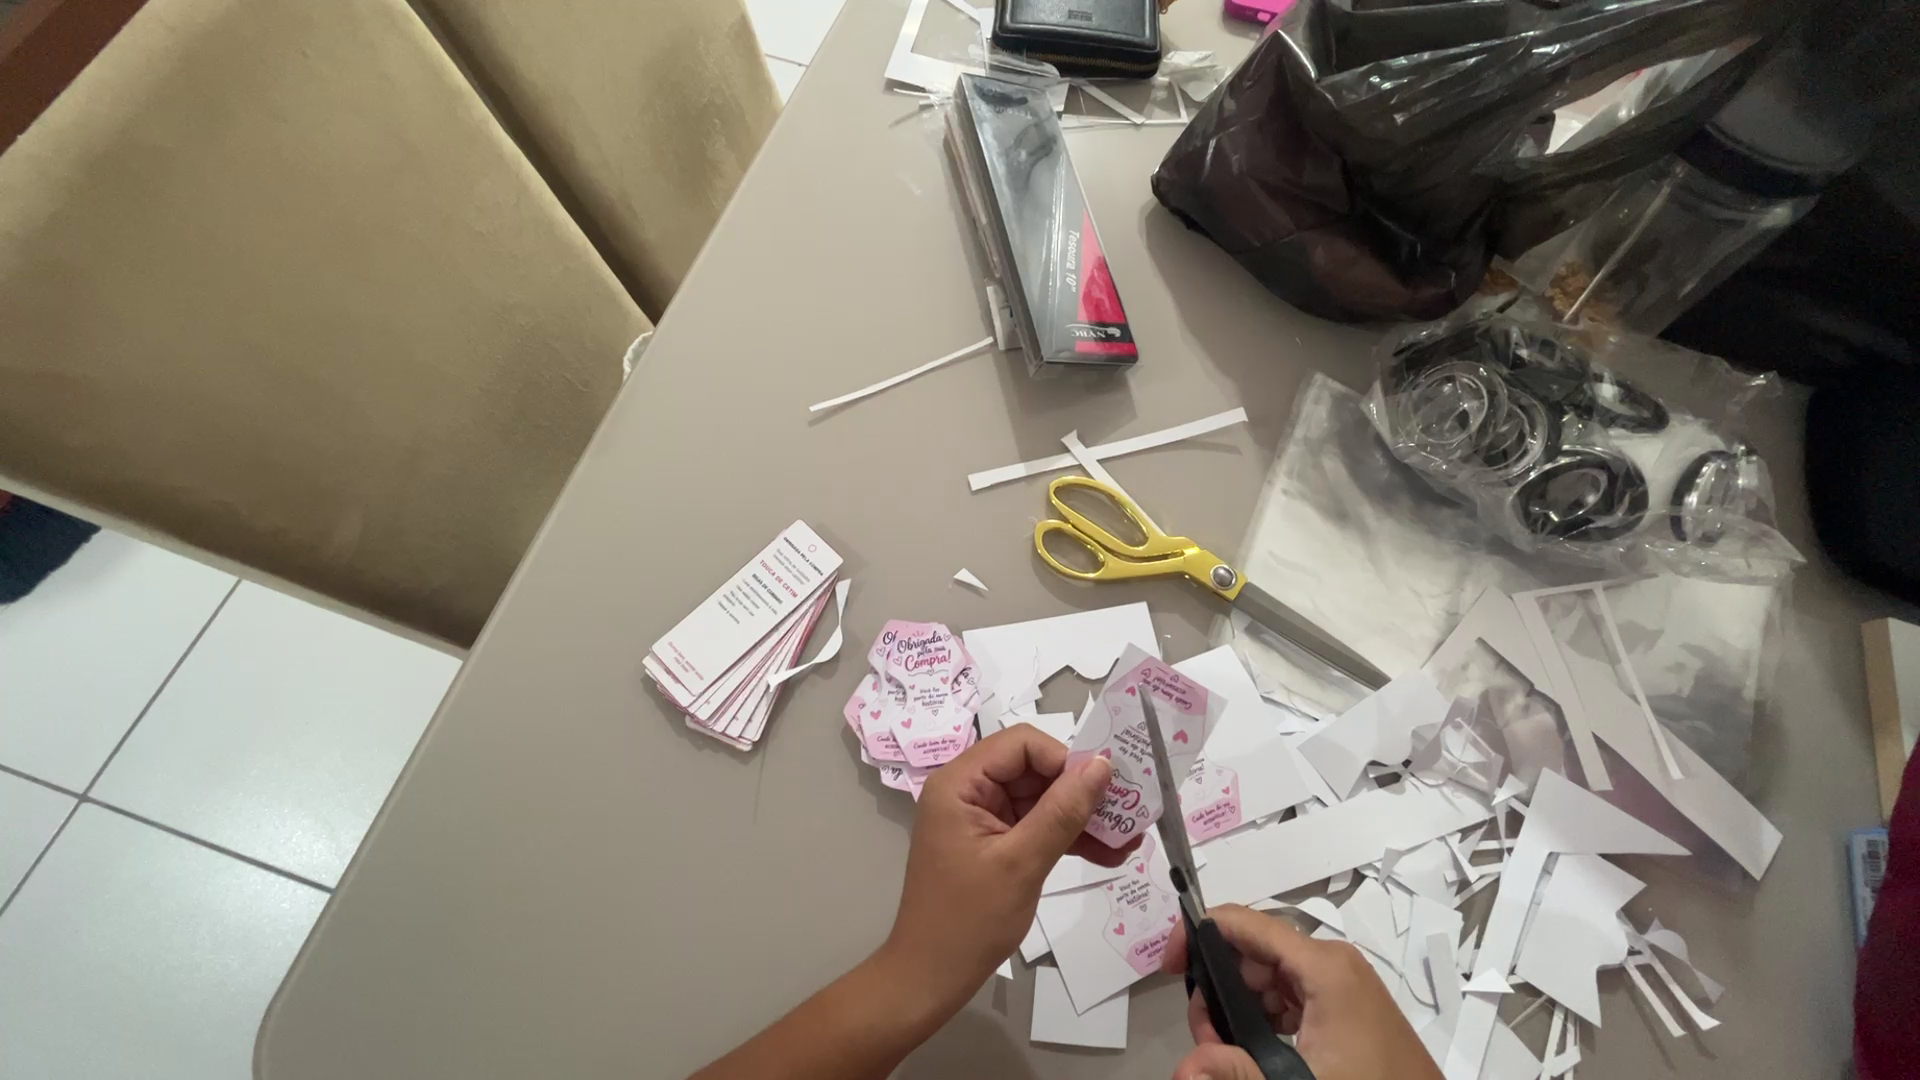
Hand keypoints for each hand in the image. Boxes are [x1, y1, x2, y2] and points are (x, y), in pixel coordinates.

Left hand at [881, 725, 1138, 1014]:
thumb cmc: (968, 920)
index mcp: (960, 782)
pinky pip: (1034, 824)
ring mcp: (980, 816)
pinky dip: (1065, 837)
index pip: (1021, 744)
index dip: (1064, 760)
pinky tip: (1105, 854)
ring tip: (1127, 840)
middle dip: (1079, 791)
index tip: (1101, 790)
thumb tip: (1102, 765)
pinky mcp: (992, 841)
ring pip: (1039, 798)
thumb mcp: (1022, 863)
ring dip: (1080, 818)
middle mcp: (967, 789)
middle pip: (1033, 769)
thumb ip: (1062, 812)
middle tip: (1125, 814)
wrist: (930, 979)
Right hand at [1160, 904, 1441, 1079]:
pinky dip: (1264, 1015)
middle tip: (1204, 1037)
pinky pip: (1289, 992)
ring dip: (1237, 1006)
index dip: (1197, 933)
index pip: (1243, 921)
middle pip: (1251, 950)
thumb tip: (1181, 1069)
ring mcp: (1342, 981)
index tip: (1169, 967)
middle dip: (1217, 987)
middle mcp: (1332, 960)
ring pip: (1267, 973)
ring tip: (1226, 1051)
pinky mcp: (1347, 1005)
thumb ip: (1236, 1071)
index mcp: (1322, 965)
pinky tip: (1256, 1051)